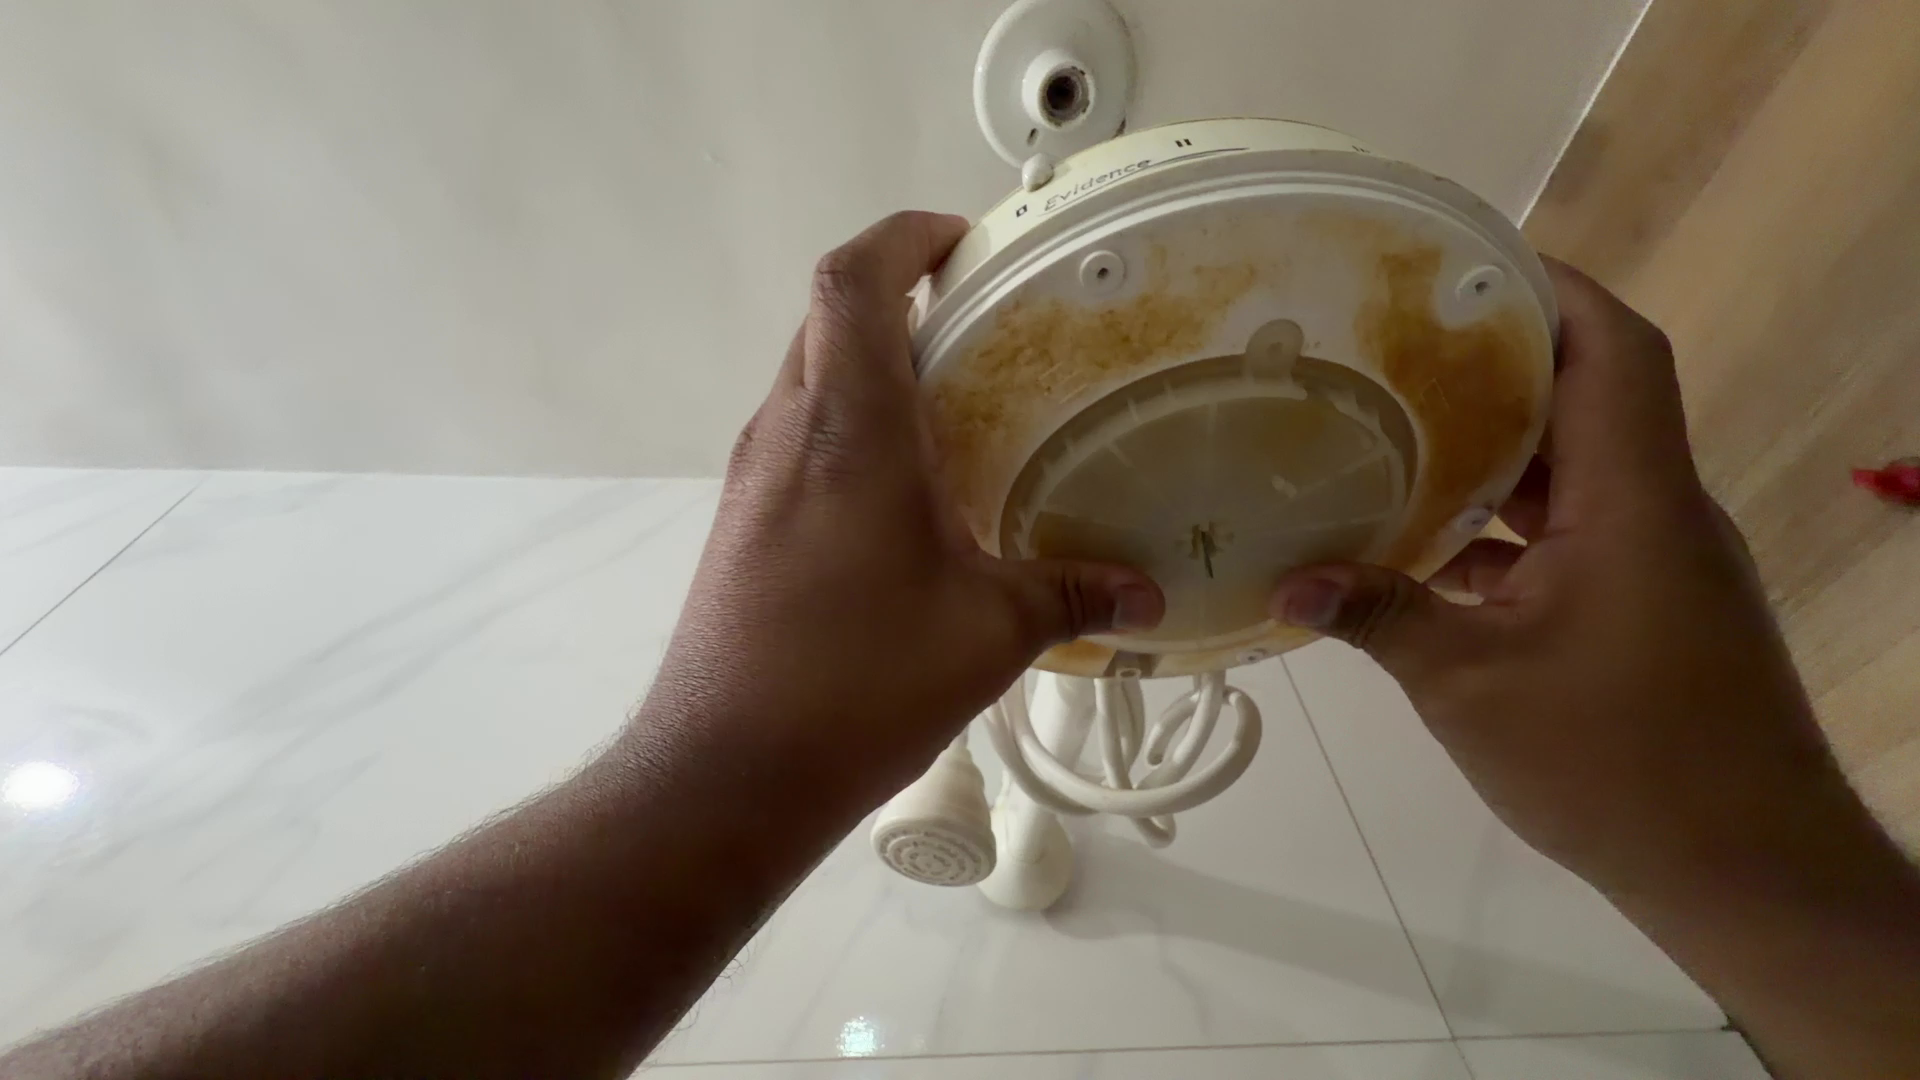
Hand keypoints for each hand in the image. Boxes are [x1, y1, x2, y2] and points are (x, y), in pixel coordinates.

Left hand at [642, 211, 1163, 798]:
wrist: (725, 770)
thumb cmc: (856, 684)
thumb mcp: (985, 634)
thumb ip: (1071, 594)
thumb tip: (1149, 596)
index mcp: (848, 430)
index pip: (853, 279)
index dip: (905, 237)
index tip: (965, 245)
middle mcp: (786, 433)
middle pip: (829, 319)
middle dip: (901, 300)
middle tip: (981, 331)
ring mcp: (752, 478)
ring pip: (810, 379)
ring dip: (873, 369)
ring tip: (955, 408)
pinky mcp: (742, 522)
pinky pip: (799, 439)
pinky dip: (851, 429)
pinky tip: (906, 494)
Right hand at [1269, 260, 1884, 897]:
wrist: (1741, 875)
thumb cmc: (1617, 764)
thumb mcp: (1471, 684)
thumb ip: (1378, 618)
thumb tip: (1283, 584)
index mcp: (1634, 507)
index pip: (1615, 357)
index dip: (1553, 294)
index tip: (1468, 267)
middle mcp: (1651, 515)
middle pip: (1584, 402)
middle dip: (1495, 363)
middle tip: (1390, 349)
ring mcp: (1646, 564)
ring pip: (1564, 473)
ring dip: (1485, 450)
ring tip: (1384, 432)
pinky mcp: (1632, 605)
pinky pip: (1556, 534)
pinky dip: (1489, 525)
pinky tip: (1411, 544)